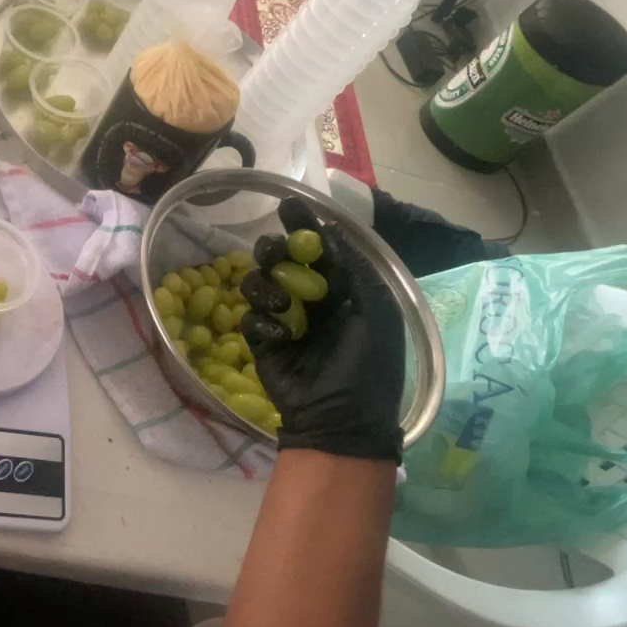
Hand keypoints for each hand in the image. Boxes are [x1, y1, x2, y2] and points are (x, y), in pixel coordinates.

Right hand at [239, 199, 406, 462]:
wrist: (339, 421)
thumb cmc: (367, 367)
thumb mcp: (376, 313)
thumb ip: (355, 270)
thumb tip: (330, 233)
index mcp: (342, 290)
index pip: (319, 249)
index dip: (304, 226)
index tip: (289, 206)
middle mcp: (310, 300)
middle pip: (281, 260)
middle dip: (275, 251)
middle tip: (274, 251)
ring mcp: (283, 320)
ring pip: (259, 284)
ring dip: (266, 287)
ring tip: (281, 307)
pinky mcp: (261, 341)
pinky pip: (250, 318)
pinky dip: (262, 323)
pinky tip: (280, 338)